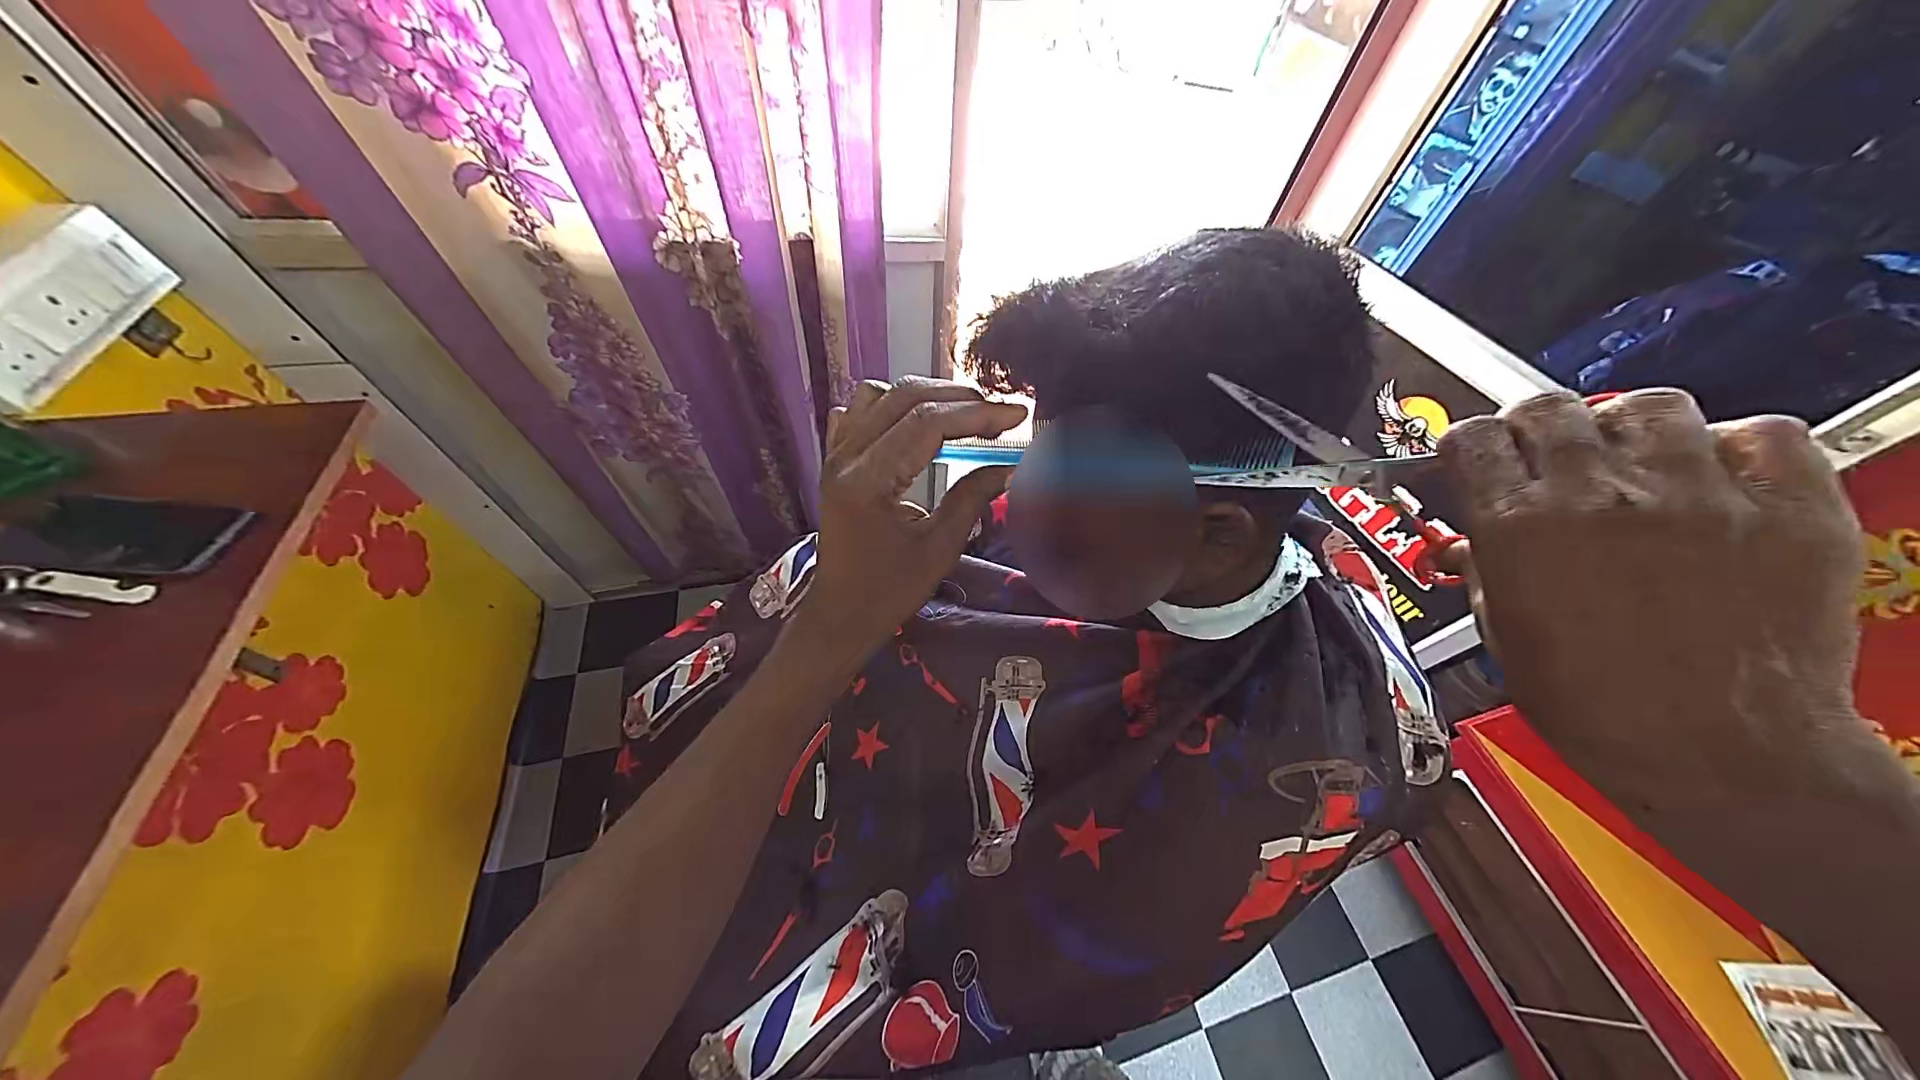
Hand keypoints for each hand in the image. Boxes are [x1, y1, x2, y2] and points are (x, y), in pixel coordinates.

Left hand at [796, 377, 1025, 662]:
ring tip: (963, 415)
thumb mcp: (939, 549)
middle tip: (1000, 413)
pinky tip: (915, 423)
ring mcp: (834, 455)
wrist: (840, 613)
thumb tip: (1011, 466)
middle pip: (904, 398)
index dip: (977, 414)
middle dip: (959, 399)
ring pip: (878, 395)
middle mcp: (844, 458)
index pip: (926, 424)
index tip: (1018, 414)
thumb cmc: (889, 591)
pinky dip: (891, 406)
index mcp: (866, 482)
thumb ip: (972, 498)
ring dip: (925, 396)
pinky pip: (858, 412)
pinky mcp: (834, 460)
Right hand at [1433, 388, 1896, 824]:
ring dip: (1624, 428)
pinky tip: (1712, 478)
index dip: (1467, 444)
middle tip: (1542, 455)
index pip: (1472, 438)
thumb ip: (1482, 566)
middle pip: (1549, 408)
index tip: (1475, 455)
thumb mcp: (1500, 629)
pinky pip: (1761, 433)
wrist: (1717, 755)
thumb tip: (1472, 538)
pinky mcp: (1788, 509)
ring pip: (1648, 406)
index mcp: (1518, 527)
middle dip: (1533, 428)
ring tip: (1628, 462)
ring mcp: (1698, 496)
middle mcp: (1599, 497)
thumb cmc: (1595, 704)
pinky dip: (1732, 446)